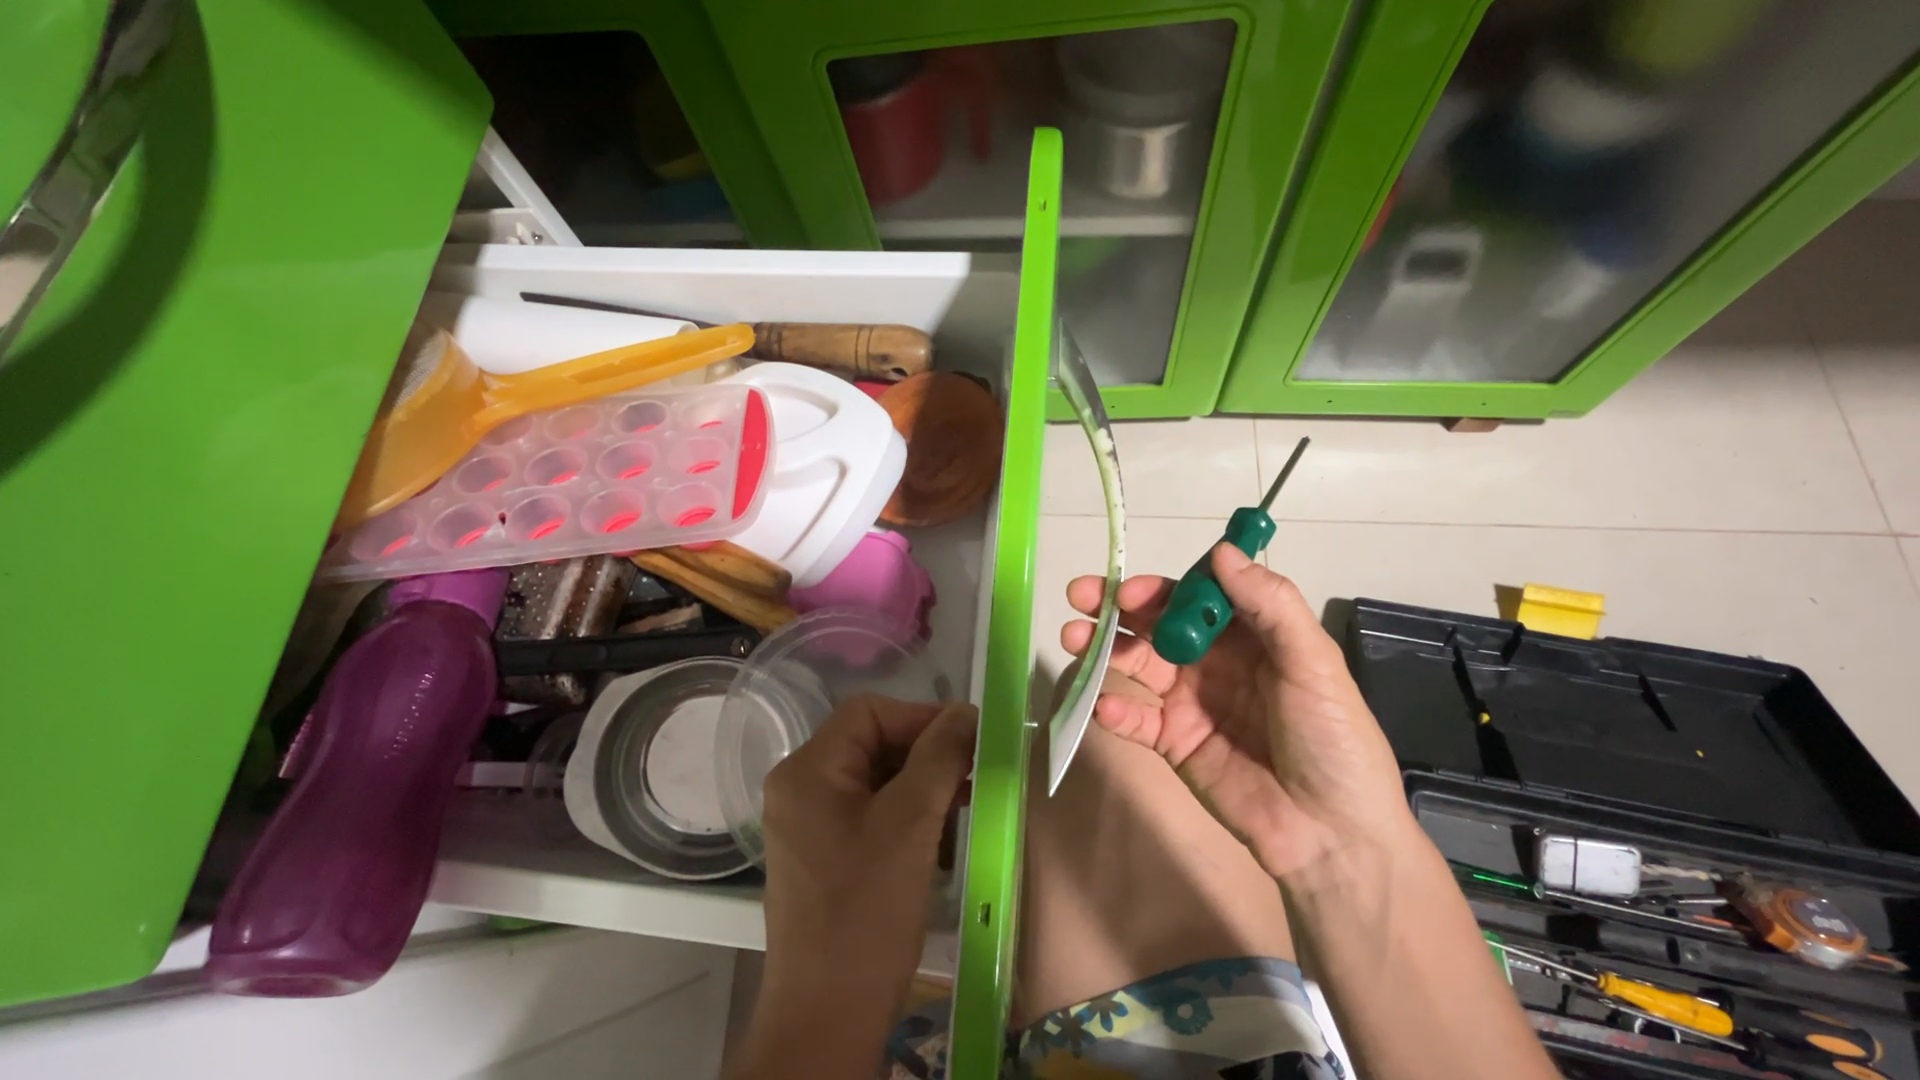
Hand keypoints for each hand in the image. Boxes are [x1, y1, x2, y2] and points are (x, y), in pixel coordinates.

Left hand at [737, 696, 975, 1077]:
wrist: (828, 1013)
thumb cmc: (867, 910)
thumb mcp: (910, 824)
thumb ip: (939, 757)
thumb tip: (965, 713)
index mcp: (807, 771)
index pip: (868, 713)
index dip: (922, 718)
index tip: (970, 739)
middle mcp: (800, 789)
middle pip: (871, 744)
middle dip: (926, 753)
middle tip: (977, 772)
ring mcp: (809, 825)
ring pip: (875, 780)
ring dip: (922, 785)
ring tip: (968, 802)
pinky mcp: (824, 856)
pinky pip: (870, 814)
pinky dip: (907, 815)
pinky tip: (942, 835)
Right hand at [1062, 544, 1410, 881]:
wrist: (1330, 832)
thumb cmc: (1332, 737)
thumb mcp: (1312, 663)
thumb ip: (1269, 605)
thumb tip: (1222, 550)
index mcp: (1251, 636)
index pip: (1196, 596)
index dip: (1162, 587)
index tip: (1129, 589)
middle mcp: (1215, 661)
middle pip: (1157, 624)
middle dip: (1116, 608)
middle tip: (1081, 597)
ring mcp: (1190, 703)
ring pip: (1137, 664)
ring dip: (1103, 650)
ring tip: (1073, 640)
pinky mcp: (1174, 743)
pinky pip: (1136, 719)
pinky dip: (1114, 710)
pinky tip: (1105, 708)